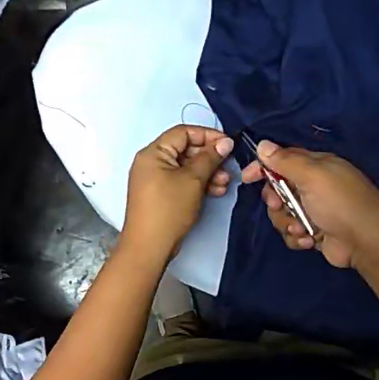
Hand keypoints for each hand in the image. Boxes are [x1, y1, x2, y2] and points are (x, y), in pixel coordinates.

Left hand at [119, 125, 234, 262]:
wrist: (149, 246)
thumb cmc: (168, 210)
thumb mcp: (193, 180)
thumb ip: (210, 158)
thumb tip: (224, 142)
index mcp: (153, 153)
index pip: (183, 132)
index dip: (207, 135)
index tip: (228, 144)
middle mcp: (151, 162)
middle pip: (185, 150)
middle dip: (210, 158)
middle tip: (228, 167)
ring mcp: (154, 179)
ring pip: (186, 167)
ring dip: (208, 173)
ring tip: (224, 184)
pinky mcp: (160, 194)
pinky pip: (181, 181)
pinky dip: (198, 184)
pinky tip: (216, 191)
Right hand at [240, 141, 378, 268]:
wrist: (367, 243)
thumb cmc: (341, 204)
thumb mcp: (313, 176)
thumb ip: (286, 161)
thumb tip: (262, 144)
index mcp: (317, 166)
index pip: (282, 159)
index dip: (263, 167)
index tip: (247, 178)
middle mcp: (314, 185)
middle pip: (277, 189)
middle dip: (274, 200)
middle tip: (279, 205)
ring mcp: (314, 209)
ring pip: (281, 213)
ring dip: (287, 222)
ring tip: (302, 229)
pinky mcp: (313, 231)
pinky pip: (291, 232)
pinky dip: (297, 237)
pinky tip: (309, 240)